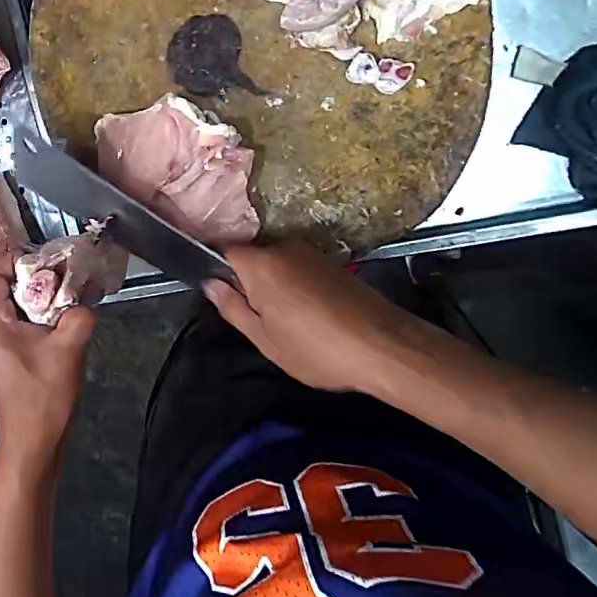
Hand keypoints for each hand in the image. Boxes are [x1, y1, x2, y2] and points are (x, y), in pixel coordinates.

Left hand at [0, 245, 95, 470]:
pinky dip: (34, 303)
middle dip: (22, 265)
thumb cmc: (42, 398)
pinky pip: (13, 312)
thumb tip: (87, 299)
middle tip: (55, 266)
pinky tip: (58, 310)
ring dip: (30, 285)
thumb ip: (80, 315)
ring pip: (3, 294)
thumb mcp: (68, 349)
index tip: (42, 256)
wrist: (33, 442)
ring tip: (60, 286)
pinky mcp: (6, 348)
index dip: (9, 252)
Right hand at [203, 243, 437, 393]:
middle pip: (252, 257)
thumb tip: (211, 284)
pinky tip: (307, 315)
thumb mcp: (263, 338)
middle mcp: (284, 248)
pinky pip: (298, 269)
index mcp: (261, 263)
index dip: (217, 271)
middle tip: (256, 317)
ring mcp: (311, 253)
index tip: (223, 296)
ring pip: (276, 264)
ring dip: (273, 285)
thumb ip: (231, 307)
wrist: (385, 346)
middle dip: (247, 281)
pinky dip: (295, 286)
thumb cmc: (316, 348)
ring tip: (285, 320)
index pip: (224, 251)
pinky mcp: (332, 264)